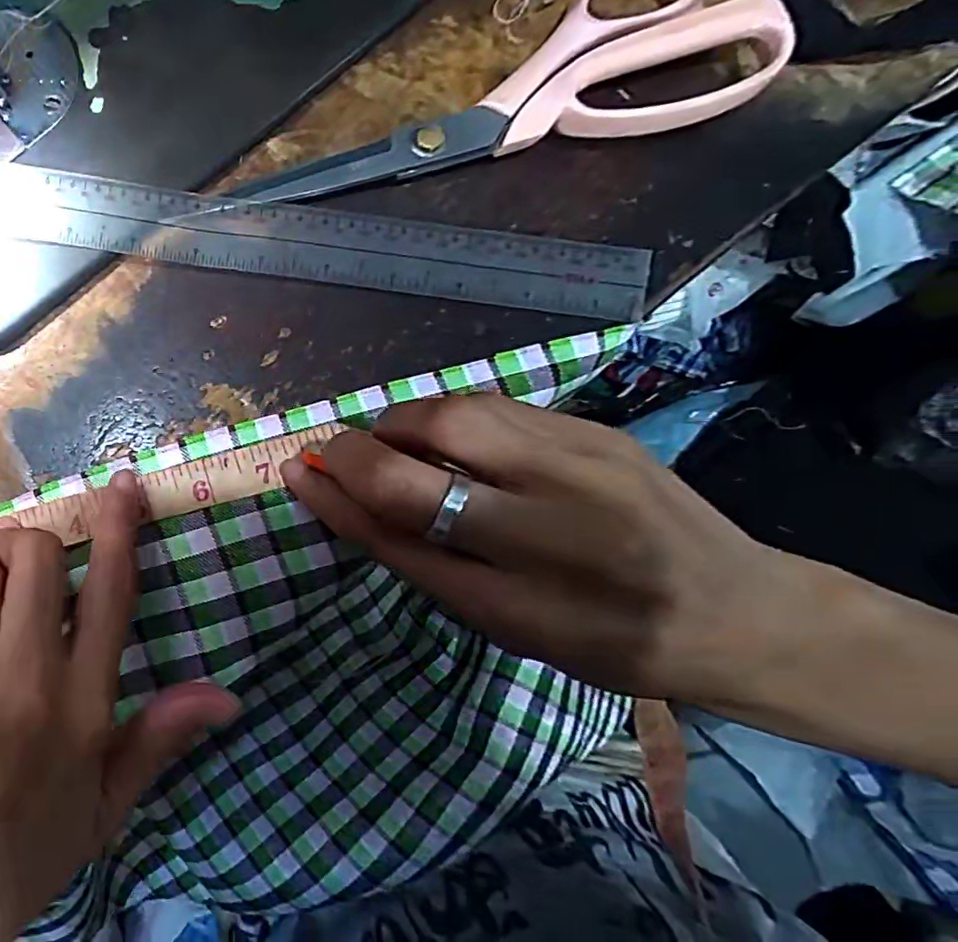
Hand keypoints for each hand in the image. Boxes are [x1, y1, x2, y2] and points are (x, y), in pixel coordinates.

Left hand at [0, 472, 240, 941]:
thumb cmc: (12, 861)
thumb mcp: (97, 815)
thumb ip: (156, 742)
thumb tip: (222, 693)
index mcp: (78, 713)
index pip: (107, 594)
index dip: (117, 528)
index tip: (121, 485)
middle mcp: (16, 680)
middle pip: (31, 553)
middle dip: (36, 552)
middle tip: (31, 583)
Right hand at [279, 393, 822, 708]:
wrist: (744, 613)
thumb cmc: (592, 633)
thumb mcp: (491, 616)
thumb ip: (403, 549)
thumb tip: (323, 486)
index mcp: (527, 583)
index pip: (398, 517)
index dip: (333, 488)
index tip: (295, 469)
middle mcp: (559, 511)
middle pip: (431, 437)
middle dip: (367, 443)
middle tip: (357, 463)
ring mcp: (586, 456)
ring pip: (456, 409)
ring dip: (404, 425)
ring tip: (407, 454)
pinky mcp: (597, 427)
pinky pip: (492, 406)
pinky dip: (450, 422)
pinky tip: (461, 449)